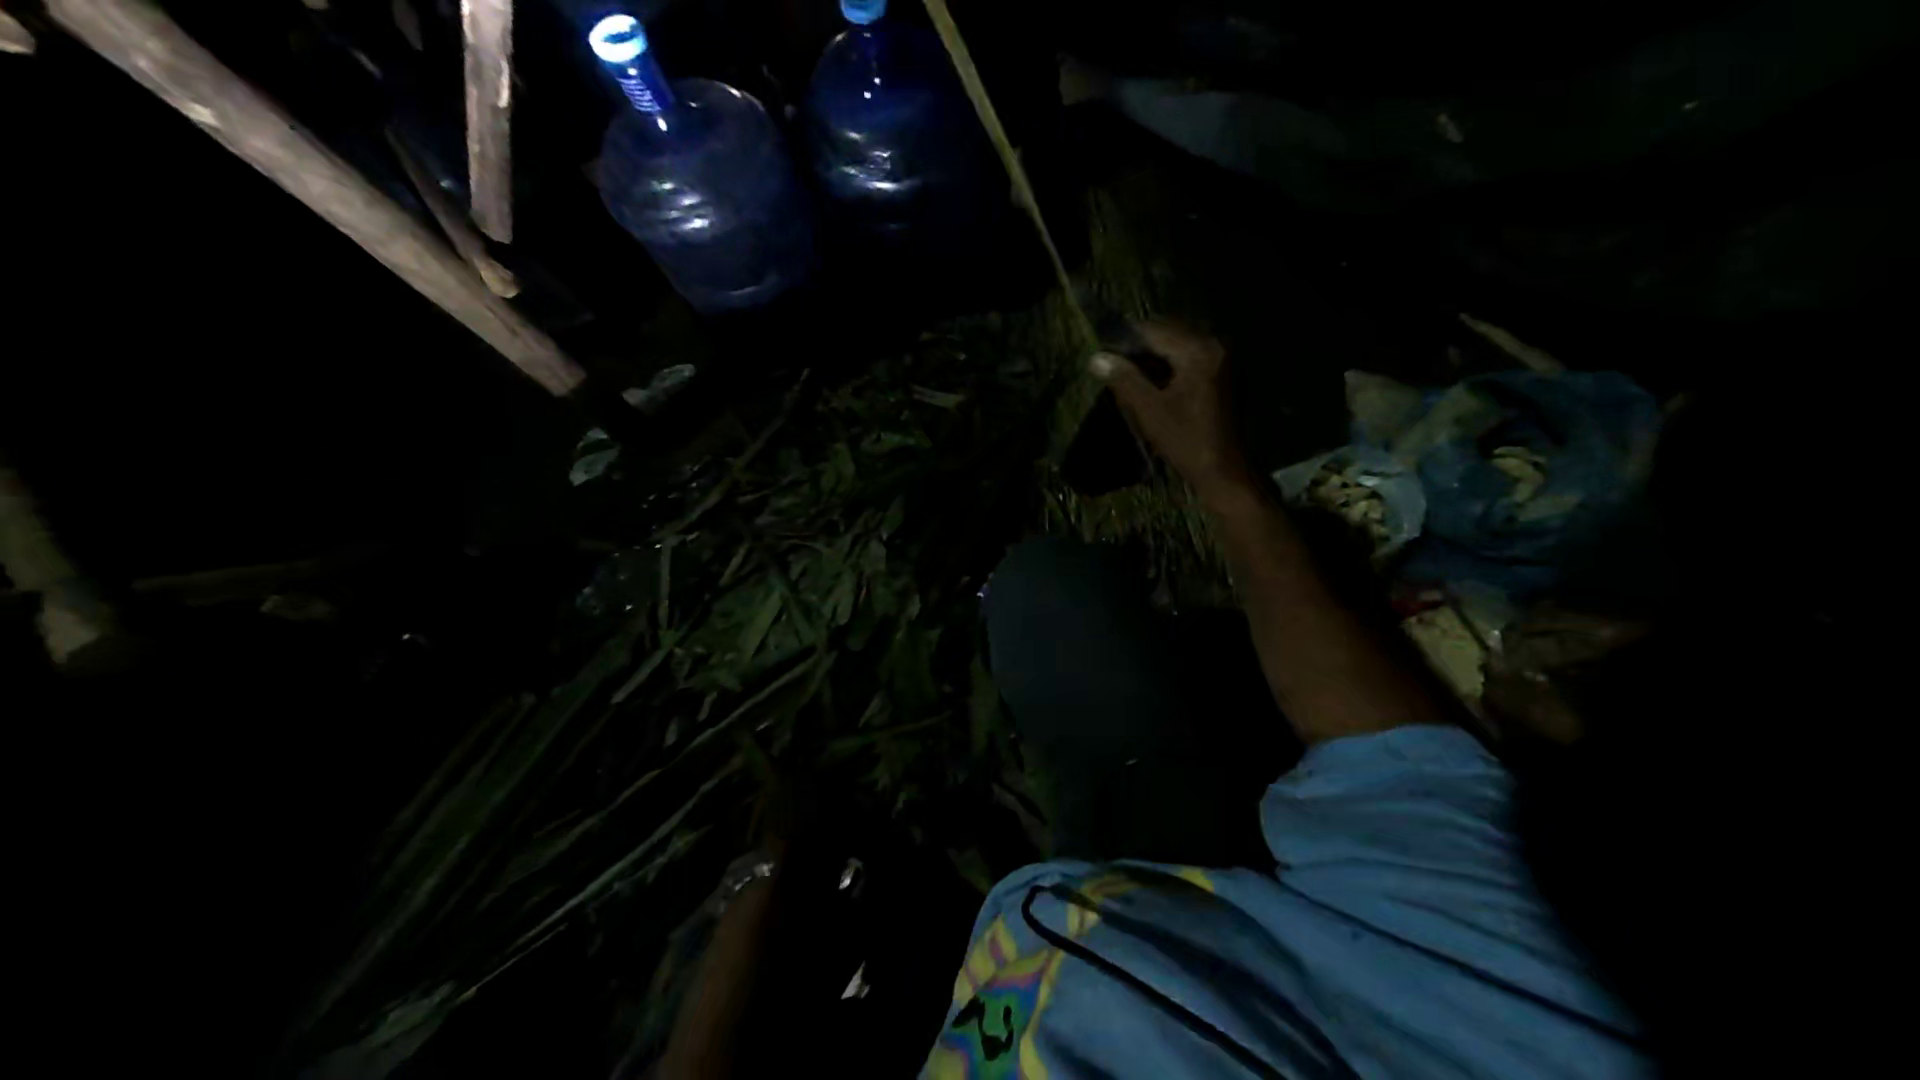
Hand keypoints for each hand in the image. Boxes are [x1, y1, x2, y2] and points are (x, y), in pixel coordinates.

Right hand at [1090, 322, 1254, 503]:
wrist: (1223, 469)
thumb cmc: (1186, 441)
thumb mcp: (1150, 410)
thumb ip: (1124, 380)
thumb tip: (1096, 357)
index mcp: (1197, 352)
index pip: (1153, 331)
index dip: (1124, 338)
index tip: (1099, 348)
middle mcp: (1211, 346)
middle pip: (1166, 333)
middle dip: (1136, 345)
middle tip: (1108, 359)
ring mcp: (1217, 359)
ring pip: (1174, 346)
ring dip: (1149, 355)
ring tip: (1122, 370)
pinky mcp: (1216, 373)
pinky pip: (1184, 357)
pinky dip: (1163, 364)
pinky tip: (1144, 379)